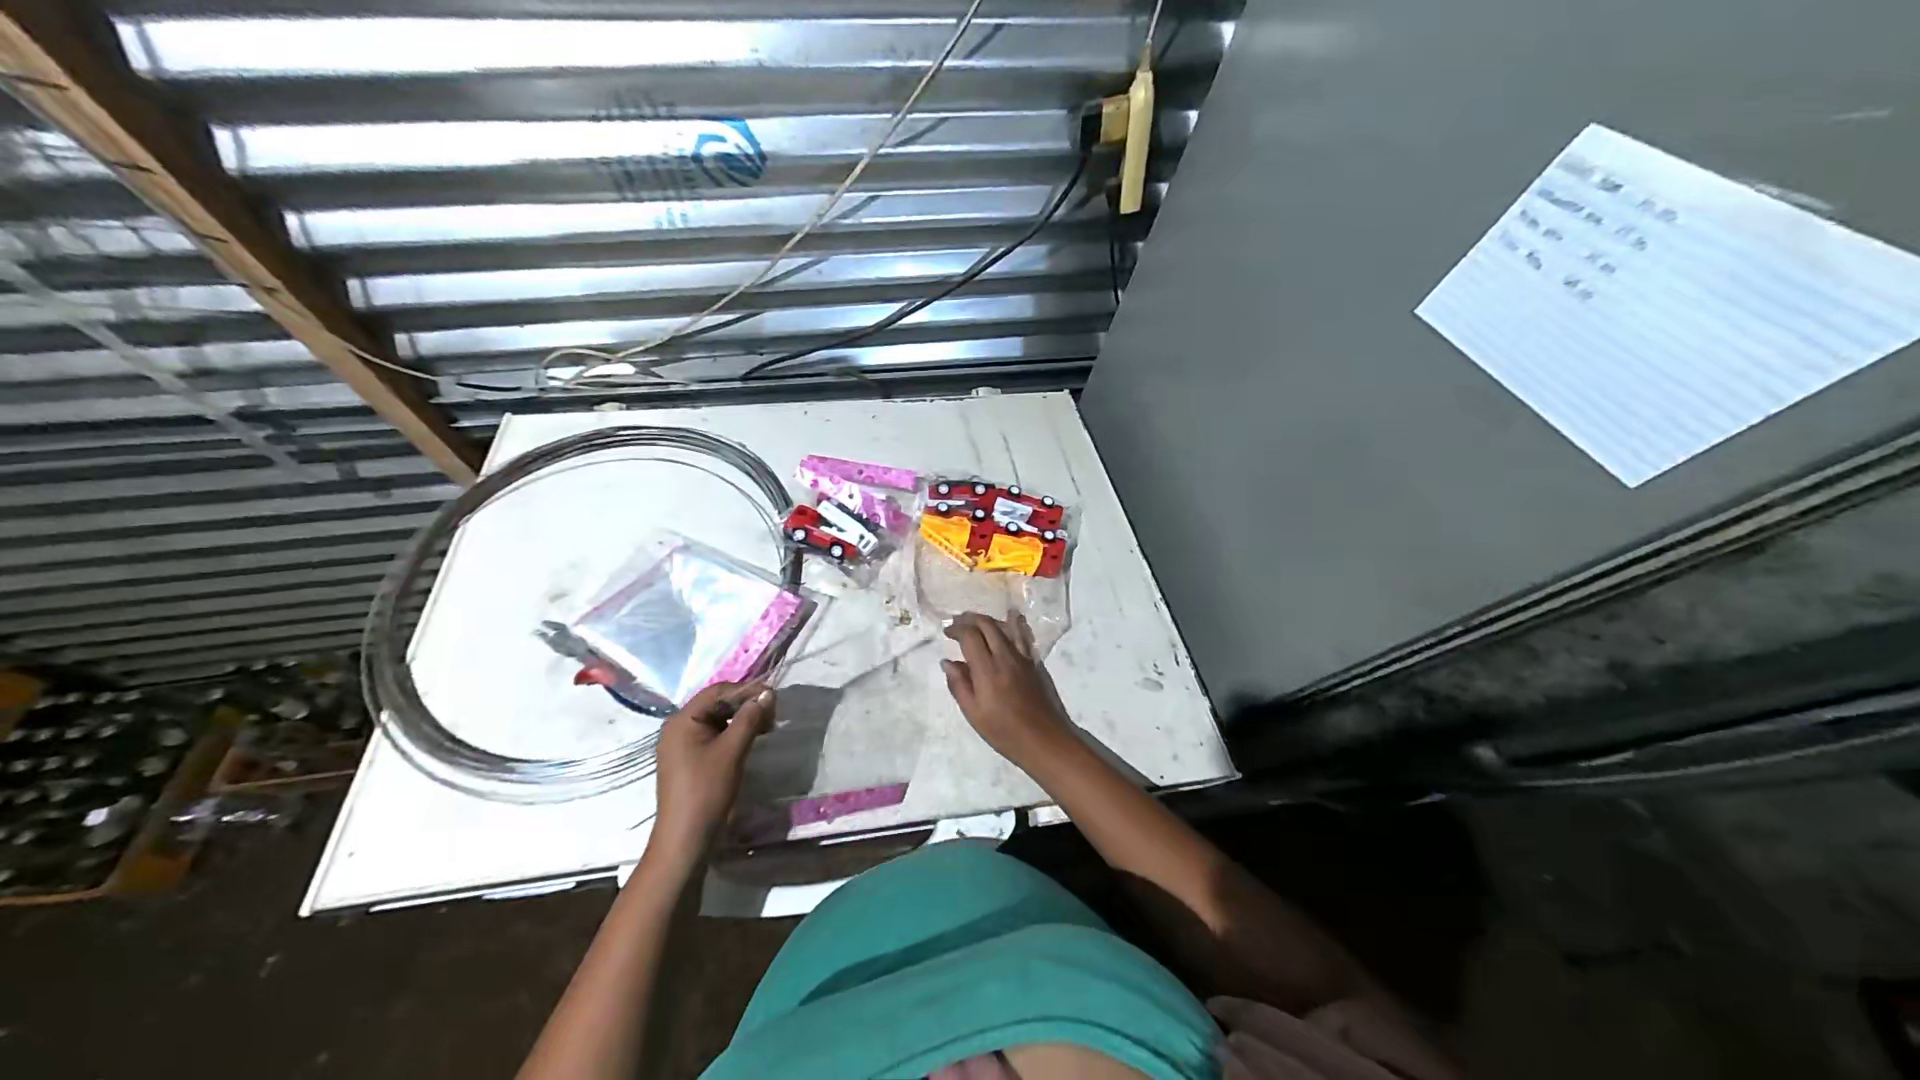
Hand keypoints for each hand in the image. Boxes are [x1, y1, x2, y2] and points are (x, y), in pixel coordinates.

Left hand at [651, 681, 774, 862]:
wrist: (685, 838)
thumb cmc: (706, 790)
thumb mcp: (732, 751)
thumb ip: (750, 718)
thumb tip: (768, 693)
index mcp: (682, 720)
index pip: (718, 691)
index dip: (747, 690)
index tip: (774, 699)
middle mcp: (678, 727)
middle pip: (717, 703)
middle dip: (746, 705)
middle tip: (773, 715)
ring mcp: (682, 744)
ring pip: (717, 720)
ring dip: (742, 719)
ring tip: (766, 727)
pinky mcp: (689, 759)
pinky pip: (713, 735)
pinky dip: (733, 733)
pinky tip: (750, 740)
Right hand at [942, 613, 1075, 772]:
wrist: (1044, 740)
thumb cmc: (1004, 732)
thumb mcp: (974, 713)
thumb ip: (959, 685)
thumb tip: (947, 662)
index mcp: (987, 670)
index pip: (970, 635)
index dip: (956, 629)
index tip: (947, 632)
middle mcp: (1006, 657)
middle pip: (988, 624)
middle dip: (970, 619)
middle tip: (958, 622)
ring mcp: (1023, 658)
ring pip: (1006, 626)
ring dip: (989, 620)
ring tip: (978, 621)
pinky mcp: (1035, 662)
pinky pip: (1023, 636)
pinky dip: (1014, 624)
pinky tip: (1012, 620)